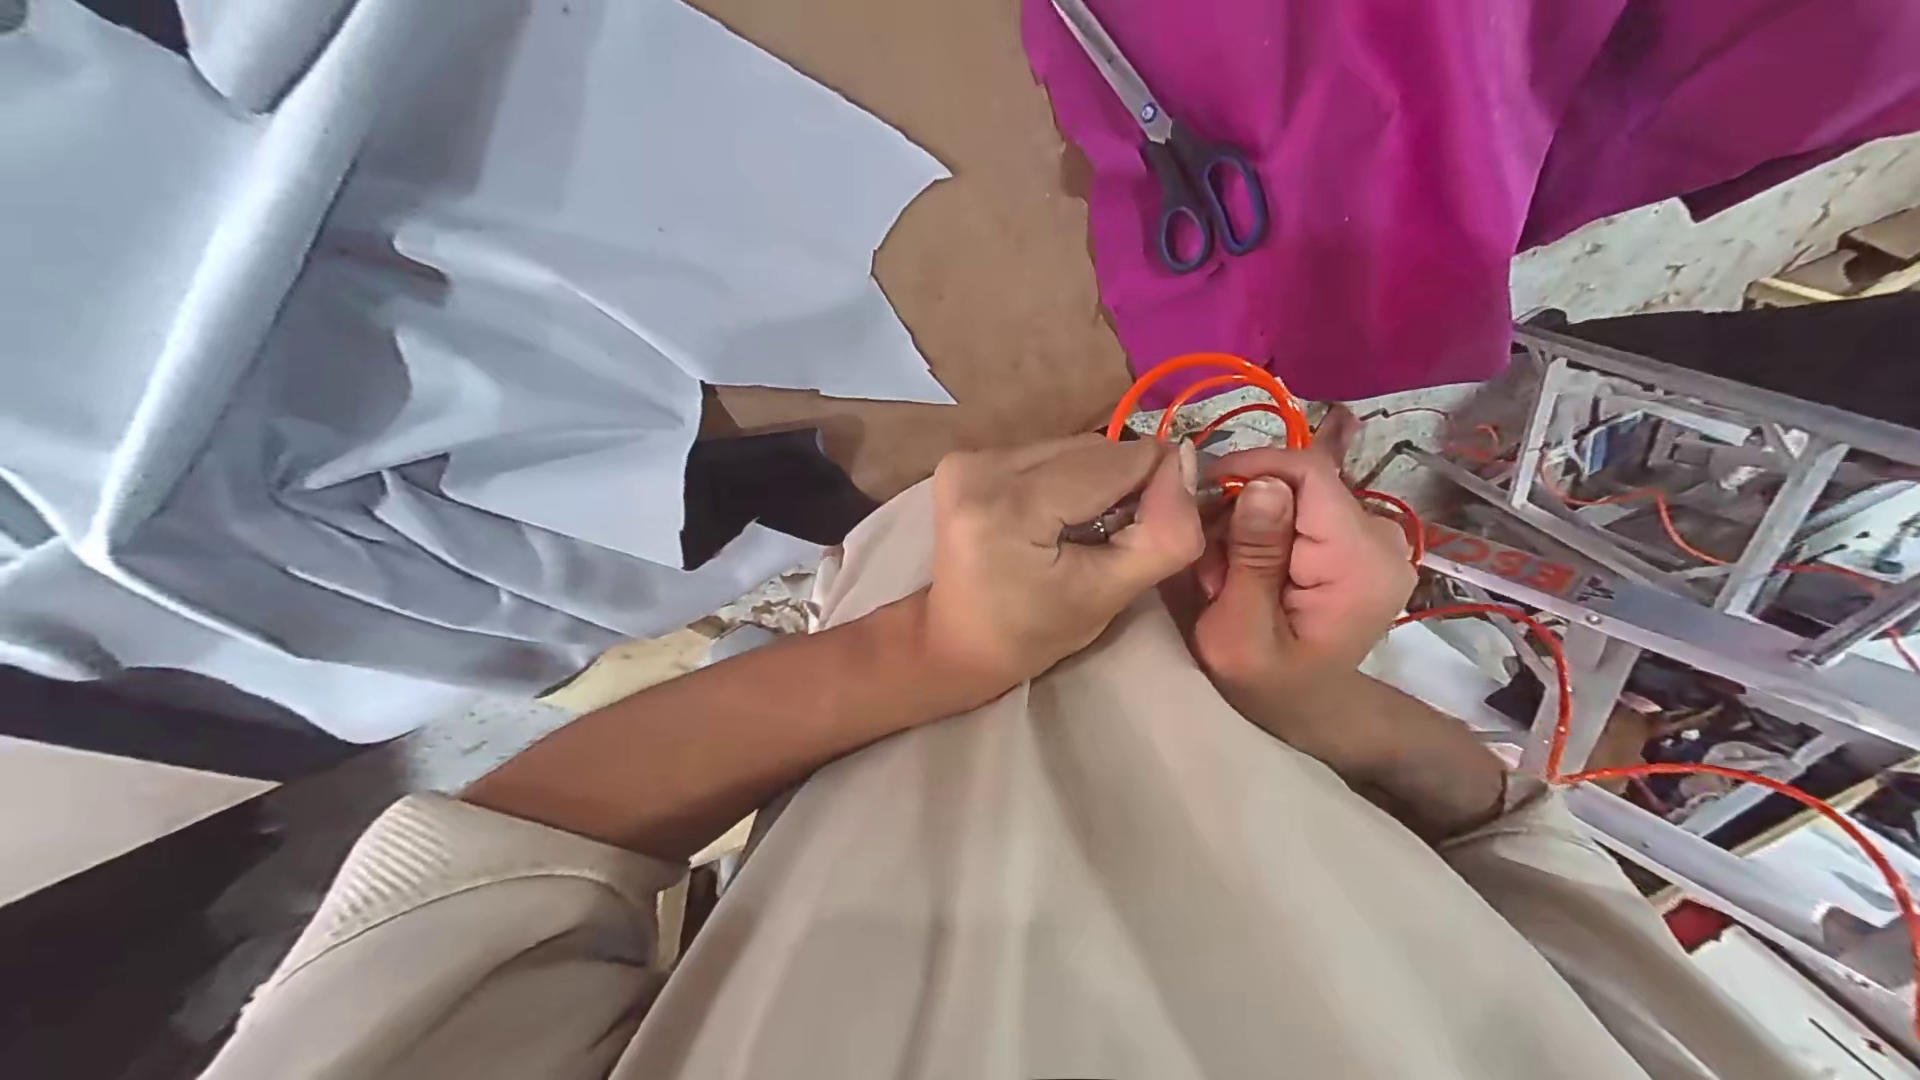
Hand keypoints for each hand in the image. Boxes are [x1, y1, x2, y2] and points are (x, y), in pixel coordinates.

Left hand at [924, 434, 1203, 694]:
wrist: (957, 641)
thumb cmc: (1033, 632)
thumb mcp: (1109, 596)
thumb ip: (1163, 534)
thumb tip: (1187, 461)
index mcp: (1010, 506)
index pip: (1116, 461)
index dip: (1152, 486)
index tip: (1147, 528)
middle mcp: (979, 466)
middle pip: (1092, 448)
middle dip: (1117, 486)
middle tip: (1106, 538)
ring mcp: (964, 459)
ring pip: (1069, 446)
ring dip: (1089, 481)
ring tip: (1074, 531)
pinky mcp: (961, 459)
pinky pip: (1042, 452)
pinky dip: (1060, 478)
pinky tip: (1048, 517)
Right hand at [1187, 447, 1414, 708]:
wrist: (1306, 707)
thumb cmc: (1266, 680)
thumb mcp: (1240, 627)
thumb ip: (1253, 557)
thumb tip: (1261, 483)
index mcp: (1360, 562)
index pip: (1311, 473)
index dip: (1252, 466)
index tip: (1200, 489)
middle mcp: (1382, 539)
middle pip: (1300, 481)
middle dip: (1241, 507)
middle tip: (1207, 555)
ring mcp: (1374, 538)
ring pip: (1295, 493)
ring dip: (1246, 521)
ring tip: (1222, 570)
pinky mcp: (1357, 541)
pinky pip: (1302, 509)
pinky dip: (1263, 528)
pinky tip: (1244, 564)